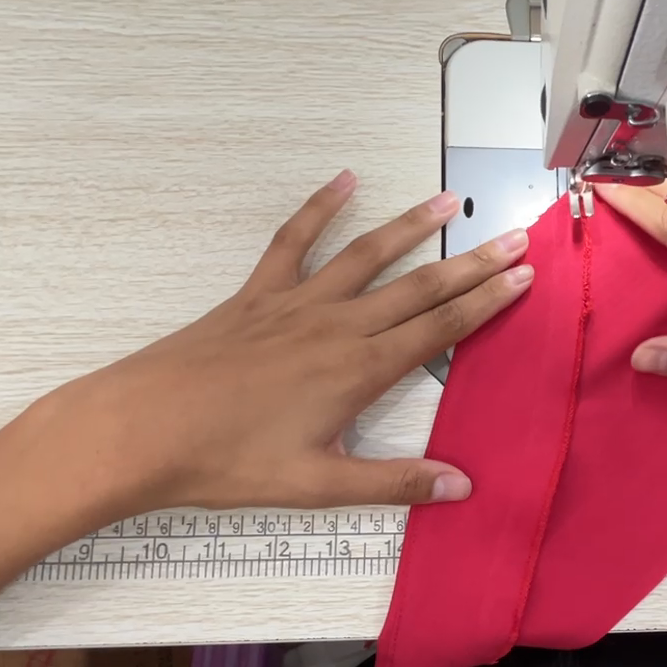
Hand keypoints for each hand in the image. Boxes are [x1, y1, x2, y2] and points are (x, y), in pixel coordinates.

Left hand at [53, 171, 532, 513]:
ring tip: (448, 202)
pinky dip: (318, 208)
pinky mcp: (257, 295)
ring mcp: (297, 303)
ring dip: (411, 227)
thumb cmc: (231, 461)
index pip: (441, 329)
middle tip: (514, 238)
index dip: (487, 302)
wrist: (142, 429)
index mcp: (360, 370)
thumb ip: (395, 482)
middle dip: (473, 263)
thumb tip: (461, 485)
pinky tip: (342, 180)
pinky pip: (293, 241)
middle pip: (419, 287)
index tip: (523, 277)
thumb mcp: (320, 484)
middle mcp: (338, 326)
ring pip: (367, 255)